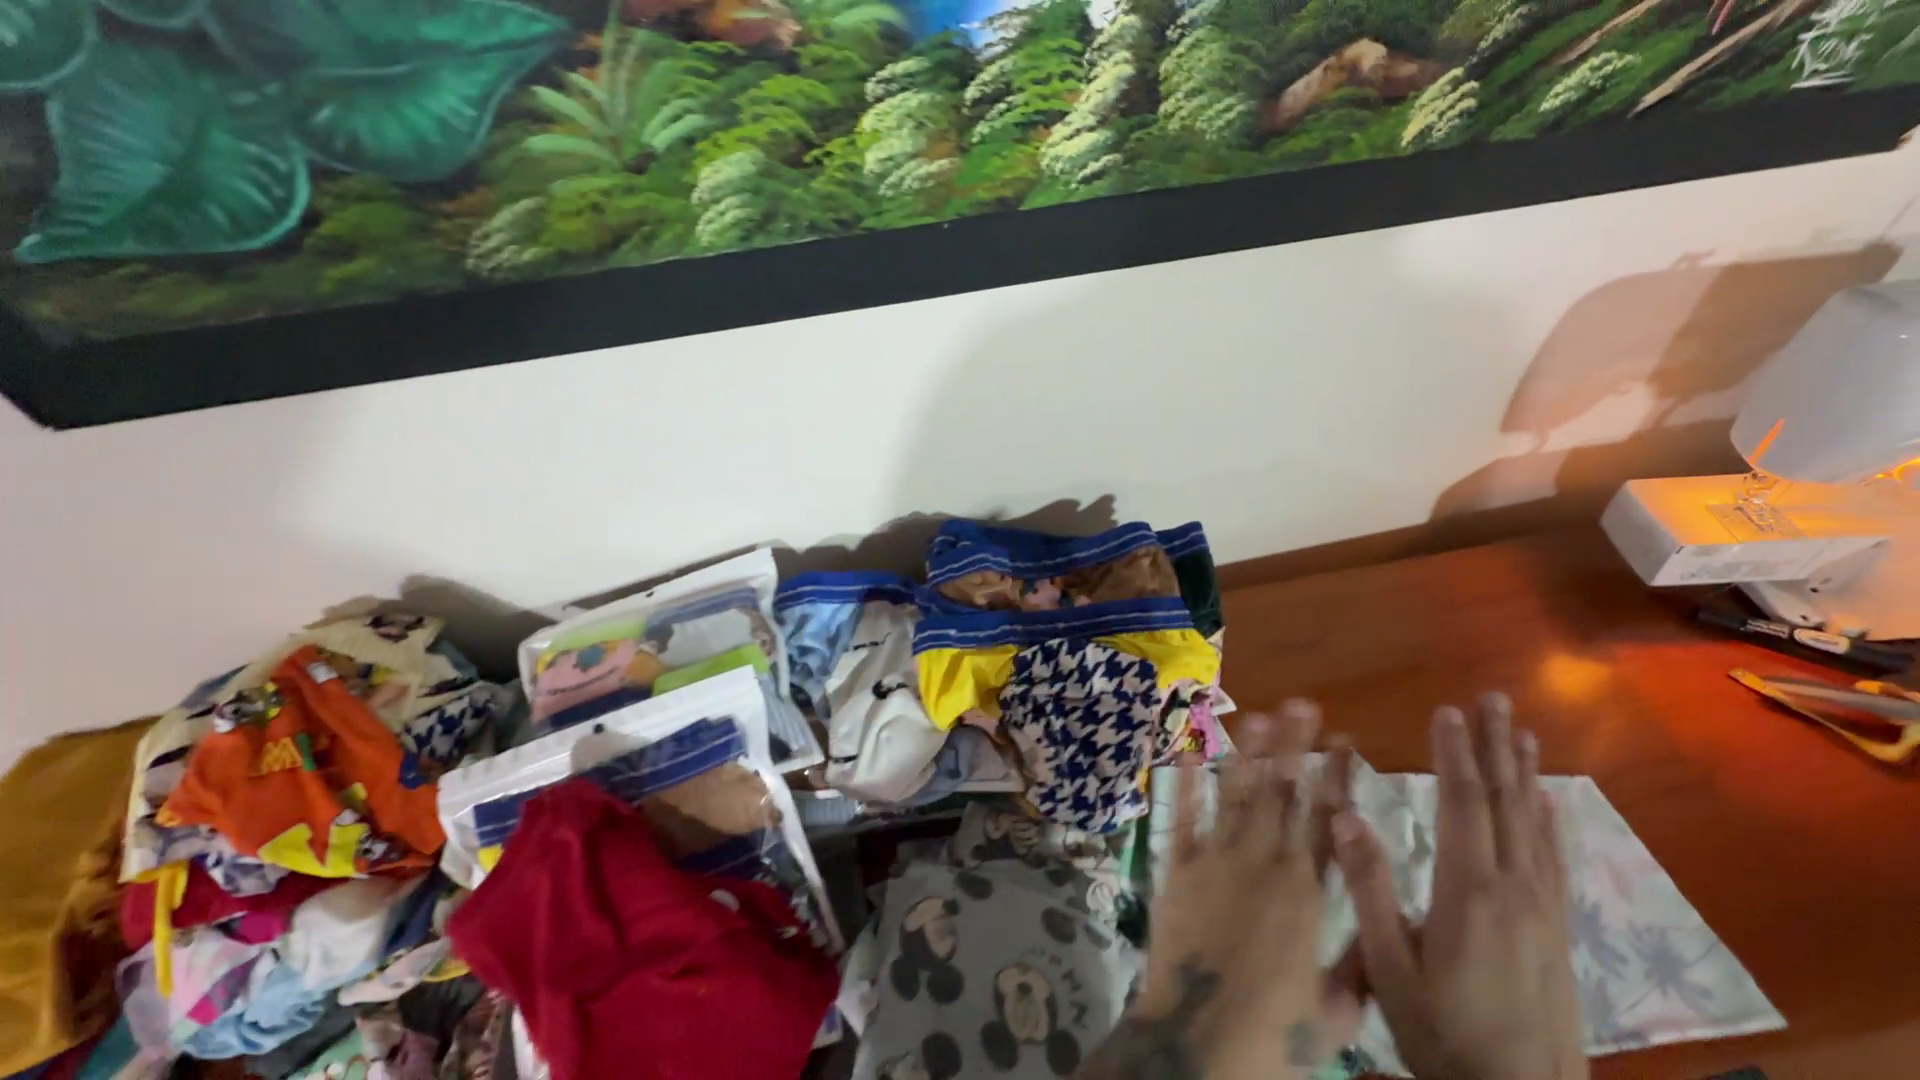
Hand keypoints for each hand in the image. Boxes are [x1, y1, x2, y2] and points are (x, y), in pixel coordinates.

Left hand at [1078, 701, 1364, 1079]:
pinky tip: (1190, 753)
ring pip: (1238, 797)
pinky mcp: (1178, 872)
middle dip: (1294, 747)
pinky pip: (1183, 818)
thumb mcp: (1335, 1014)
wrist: (1198, 1044)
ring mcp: (1216, 863)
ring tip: (1257, 716)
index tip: (1346, 744)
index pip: (1329, 823)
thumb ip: (1358, 968)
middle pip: (1284, 795)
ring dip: (1248, 754)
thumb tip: (1383, 934)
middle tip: (1303, 705)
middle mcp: (1265, 865)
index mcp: (1309, 895)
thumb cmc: (1271, 1036)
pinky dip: (1187, 784)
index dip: (1337, 780)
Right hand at [1332, 693, 1586, 1079]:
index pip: (1464, 804)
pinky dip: (1548, 818)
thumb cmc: (1443, 1032)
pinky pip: (1553, 857)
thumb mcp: (1390, 966)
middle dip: (1498, 746)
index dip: (1454, 753)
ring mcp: (1542, 907)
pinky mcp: (1555, 928)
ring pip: (1535, 823)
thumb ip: (1370, 890)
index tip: (1447, 710)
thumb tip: (1344, 817)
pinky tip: (1547, 802)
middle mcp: (1514, 886)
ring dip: (1525, 772)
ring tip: (1522, 732)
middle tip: (1495, 699)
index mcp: (1469, 890)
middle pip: (1507, 801)